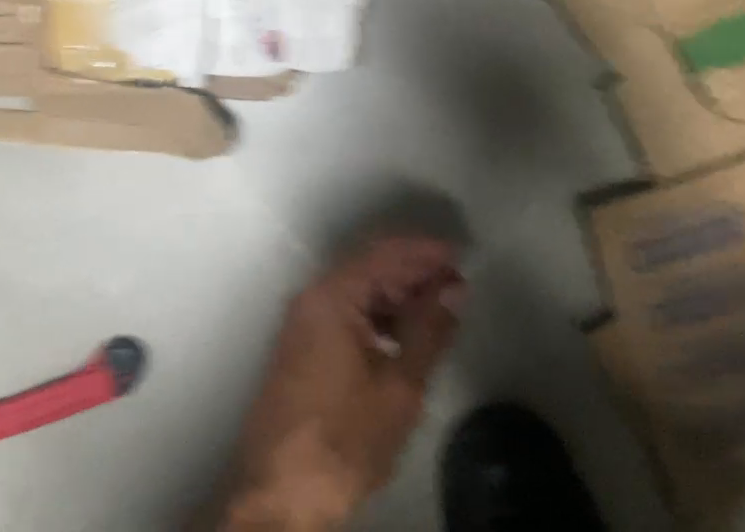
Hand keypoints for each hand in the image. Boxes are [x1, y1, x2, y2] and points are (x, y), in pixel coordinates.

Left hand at [220, 236, 464, 530]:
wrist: (281, 493)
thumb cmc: (344, 438)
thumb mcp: (400, 386)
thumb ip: (429, 331)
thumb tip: (453, 289)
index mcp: (332, 297)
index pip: (385, 254)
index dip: (426, 252)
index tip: (463, 256)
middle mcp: (312, 299)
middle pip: (370, 268)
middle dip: (415, 272)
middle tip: (458, 286)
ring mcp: (302, 323)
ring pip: (357, 292)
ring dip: (398, 296)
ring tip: (440, 311)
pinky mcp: (302, 348)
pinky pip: (346, 314)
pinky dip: (378, 316)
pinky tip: (405, 335)